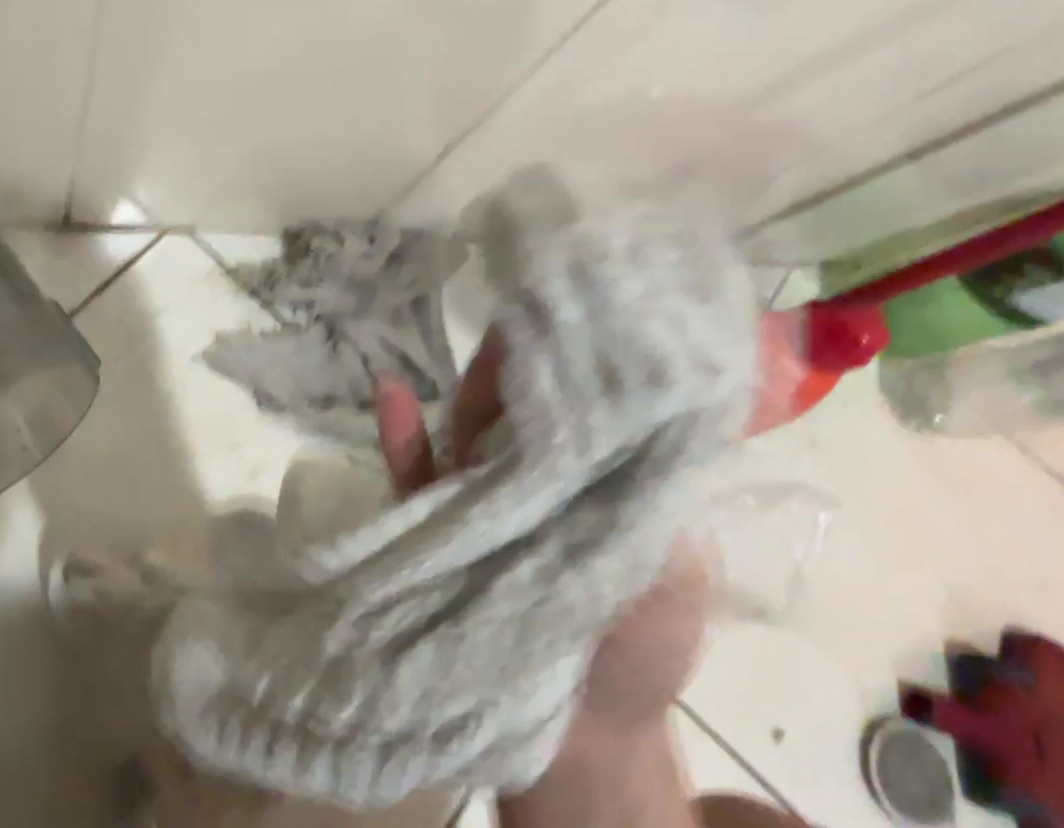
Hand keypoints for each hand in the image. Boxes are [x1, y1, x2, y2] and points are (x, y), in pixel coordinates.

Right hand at [372, 337, 710, 757]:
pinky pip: (413, 475)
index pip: (588, 409)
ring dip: (468, 392)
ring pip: (468, 432)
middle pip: (522, 409)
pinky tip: (390, 393)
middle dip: (522, 370)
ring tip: (475, 364)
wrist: (578, 737)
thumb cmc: (639, 655)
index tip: (578, 327)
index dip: (582, 367)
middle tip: (523, 337)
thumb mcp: (673, 571)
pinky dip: (401, 434)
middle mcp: (537, 483)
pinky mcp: (434, 529)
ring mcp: (481, 504)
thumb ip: (653, 498)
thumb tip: (632, 415)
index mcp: (598, 485)